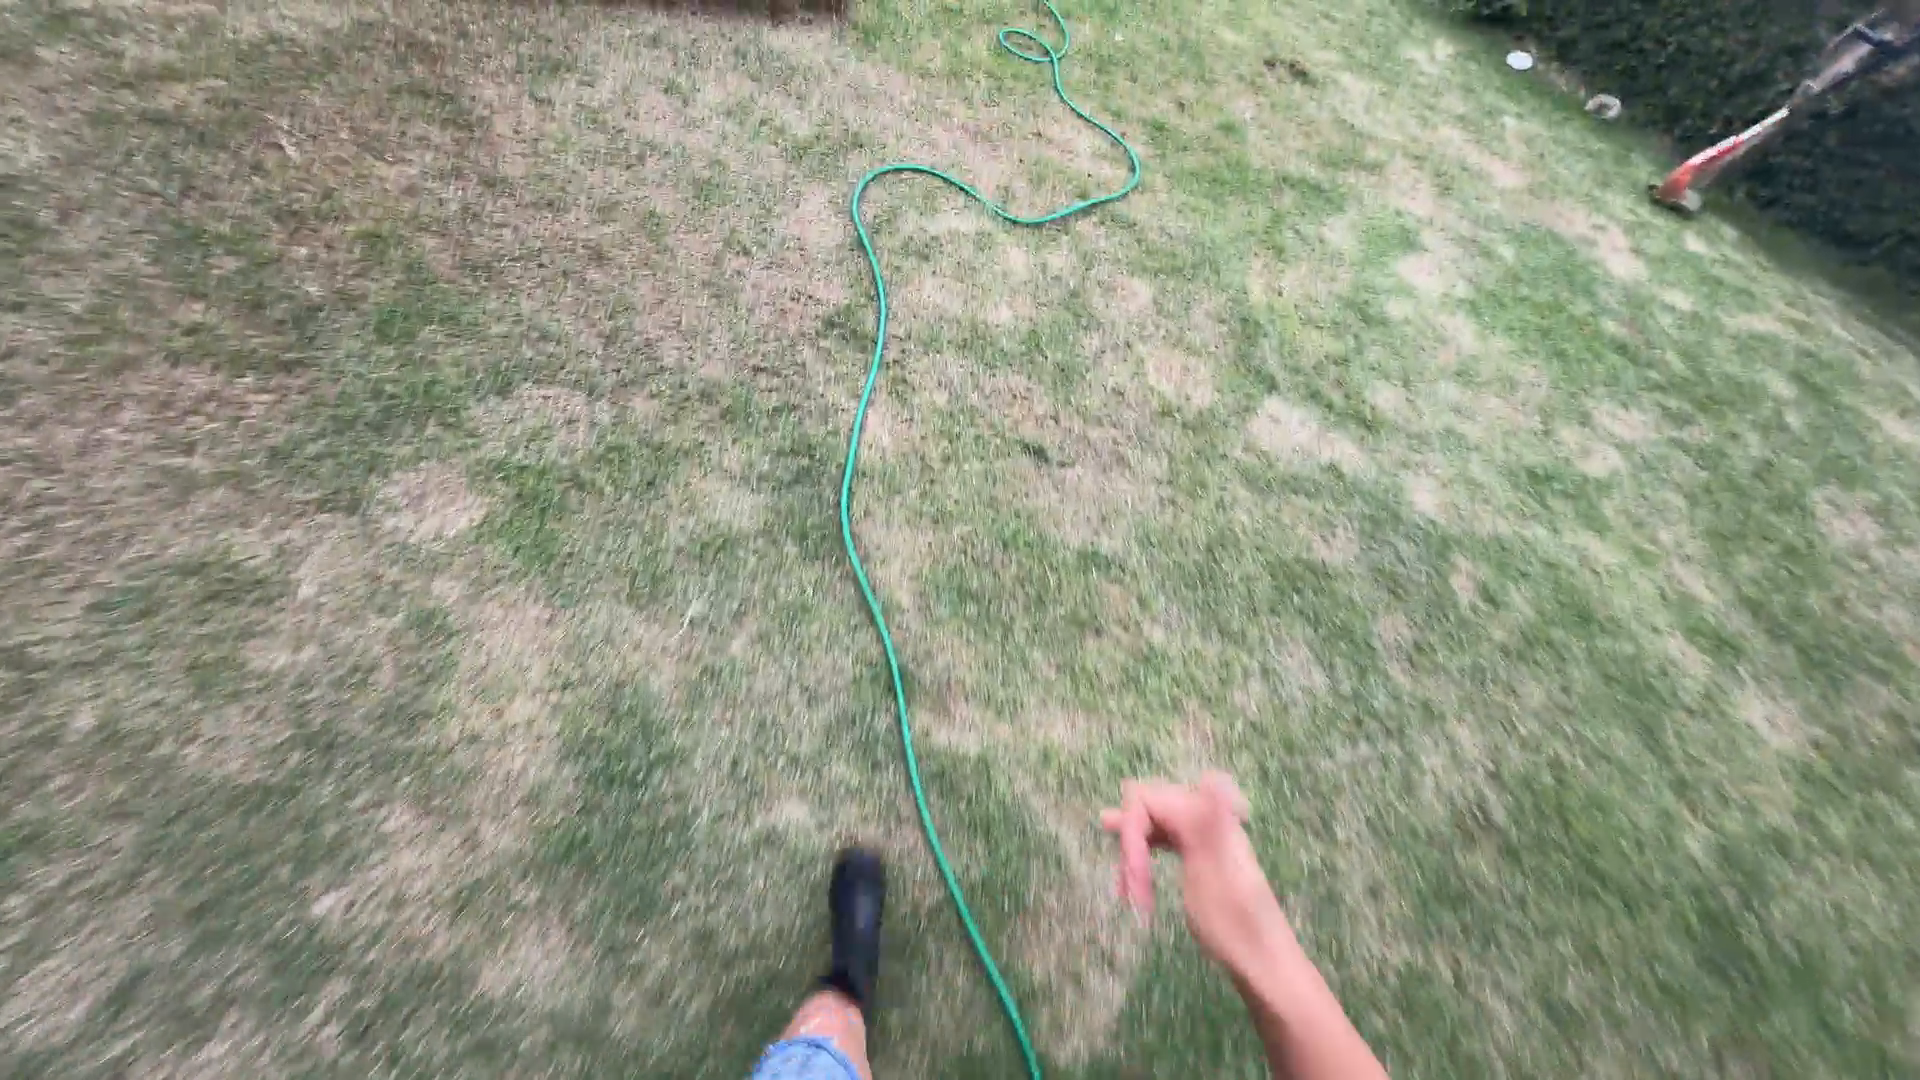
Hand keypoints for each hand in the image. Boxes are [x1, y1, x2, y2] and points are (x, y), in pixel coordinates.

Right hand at [1101, 772, 1298, 981]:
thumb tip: (1216, 776)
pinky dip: (1146, 858)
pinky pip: (1162, 838)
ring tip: (1127, 891)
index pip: (1145, 800)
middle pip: (1146, 807)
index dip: (1131, 837)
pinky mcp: (1200, 852)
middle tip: (1129, 890)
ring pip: (1151, 823)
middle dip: (1131, 845)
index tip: (1135, 882)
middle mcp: (1205, 815)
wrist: (1265, 965)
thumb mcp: (1210, 874)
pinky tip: (1136, 877)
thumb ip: (1202, 824)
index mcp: (1205, 816)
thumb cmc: (1234, 924)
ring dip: (1136, 854)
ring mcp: (1203, 833)